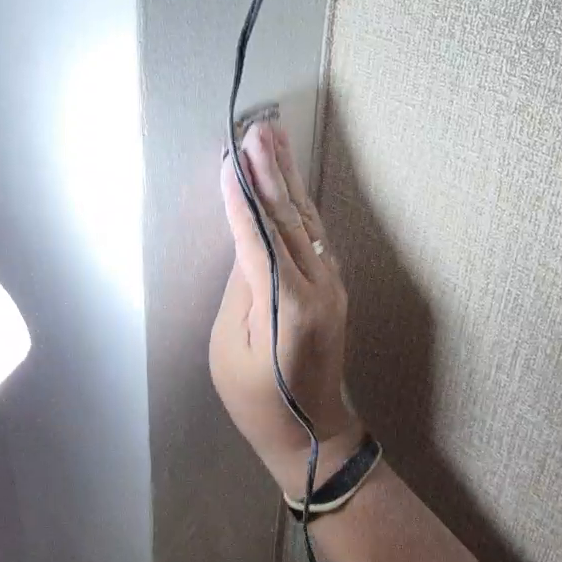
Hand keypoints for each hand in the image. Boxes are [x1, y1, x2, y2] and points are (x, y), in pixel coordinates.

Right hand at [211, 120, 364, 499]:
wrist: (314, 432)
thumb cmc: (258, 400)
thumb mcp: (228, 349)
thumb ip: (240, 290)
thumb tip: (247, 243)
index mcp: (288, 306)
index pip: (258, 238)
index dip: (241, 197)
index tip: (230, 158)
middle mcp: (318, 286)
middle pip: (288, 217)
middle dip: (269, 171)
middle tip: (256, 128)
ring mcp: (331, 283)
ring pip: (305, 218)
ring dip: (287, 175)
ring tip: (272, 136)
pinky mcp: (333, 284)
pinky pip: (312, 233)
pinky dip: (298, 199)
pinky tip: (289, 177)